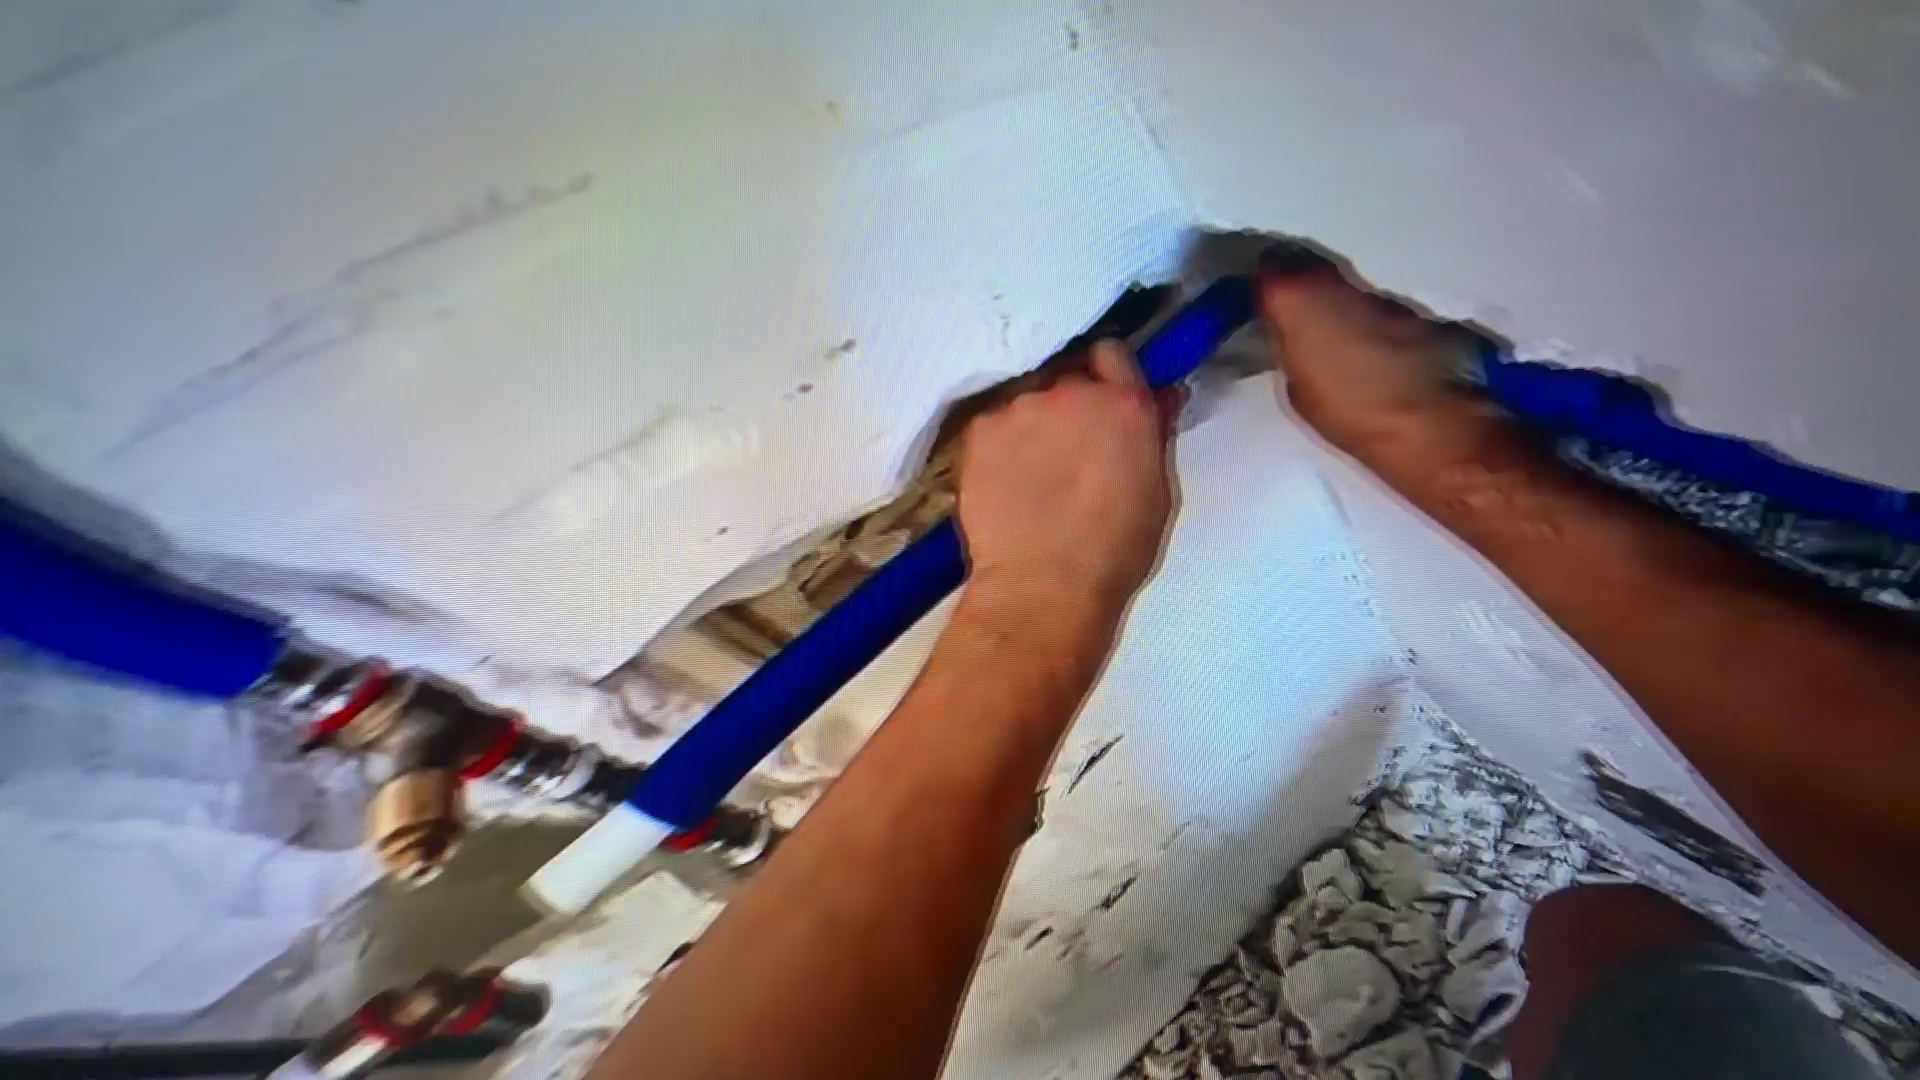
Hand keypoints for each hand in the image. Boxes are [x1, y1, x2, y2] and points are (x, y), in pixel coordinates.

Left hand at [955, 341, 1178, 609]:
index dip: (1106, 375)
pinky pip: (991, 428)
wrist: (1044, 586)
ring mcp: (1020, 409)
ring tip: (1028, 478)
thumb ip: (1153, 435)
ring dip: (1030, 429)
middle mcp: (1071, 392)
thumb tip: (1160, 397)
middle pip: (1066, 380)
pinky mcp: (979, 431)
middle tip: (1065, 452)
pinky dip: (997, 449)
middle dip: (1068, 408)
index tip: (1101, 399)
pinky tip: (1002, 485)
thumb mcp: (1157, 492)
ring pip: (1025, 405)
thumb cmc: (1114, 552)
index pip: (1112, 355)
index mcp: (1125, 405)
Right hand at [1257, 241, 1481, 451]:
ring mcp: (1377, 293)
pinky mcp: (1409, 308)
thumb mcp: (1295, 385)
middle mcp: (1336, 285)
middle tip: (1283, 304)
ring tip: (1322, 328)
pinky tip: (1360, 343)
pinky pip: (1370, 304)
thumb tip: (1286, 333)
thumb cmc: (1345, 411)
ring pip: (1341, 284)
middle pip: (1306, 265)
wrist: (1426, 420)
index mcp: (1297, 302)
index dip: (1259, 284)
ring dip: (1329, 300)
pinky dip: (1359, 316)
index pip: (1267, 271)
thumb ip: (1287, 346)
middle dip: (1292, 279)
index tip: (1253, 300)